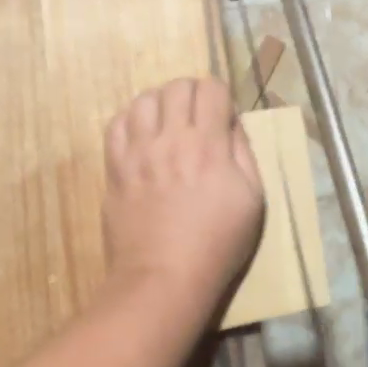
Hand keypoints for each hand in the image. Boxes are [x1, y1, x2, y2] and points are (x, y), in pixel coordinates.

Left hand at [103, 77, 264, 309]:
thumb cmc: (217, 244)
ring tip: (167, 123)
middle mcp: (170, 138)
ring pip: (143, 100)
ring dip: (160, 103)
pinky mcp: (114, 169)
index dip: (221, 96)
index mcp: (208, 144)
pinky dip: (130, 121)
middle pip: (177, 87)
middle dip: (192, 94)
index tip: (223, 116)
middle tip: (198, 117)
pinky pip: (115, 125)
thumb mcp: (252, 199)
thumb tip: (231, 124)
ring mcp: (137, 152)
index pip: (211, 88)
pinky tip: (141, 136)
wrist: (163, 279)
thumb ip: (244, 153)